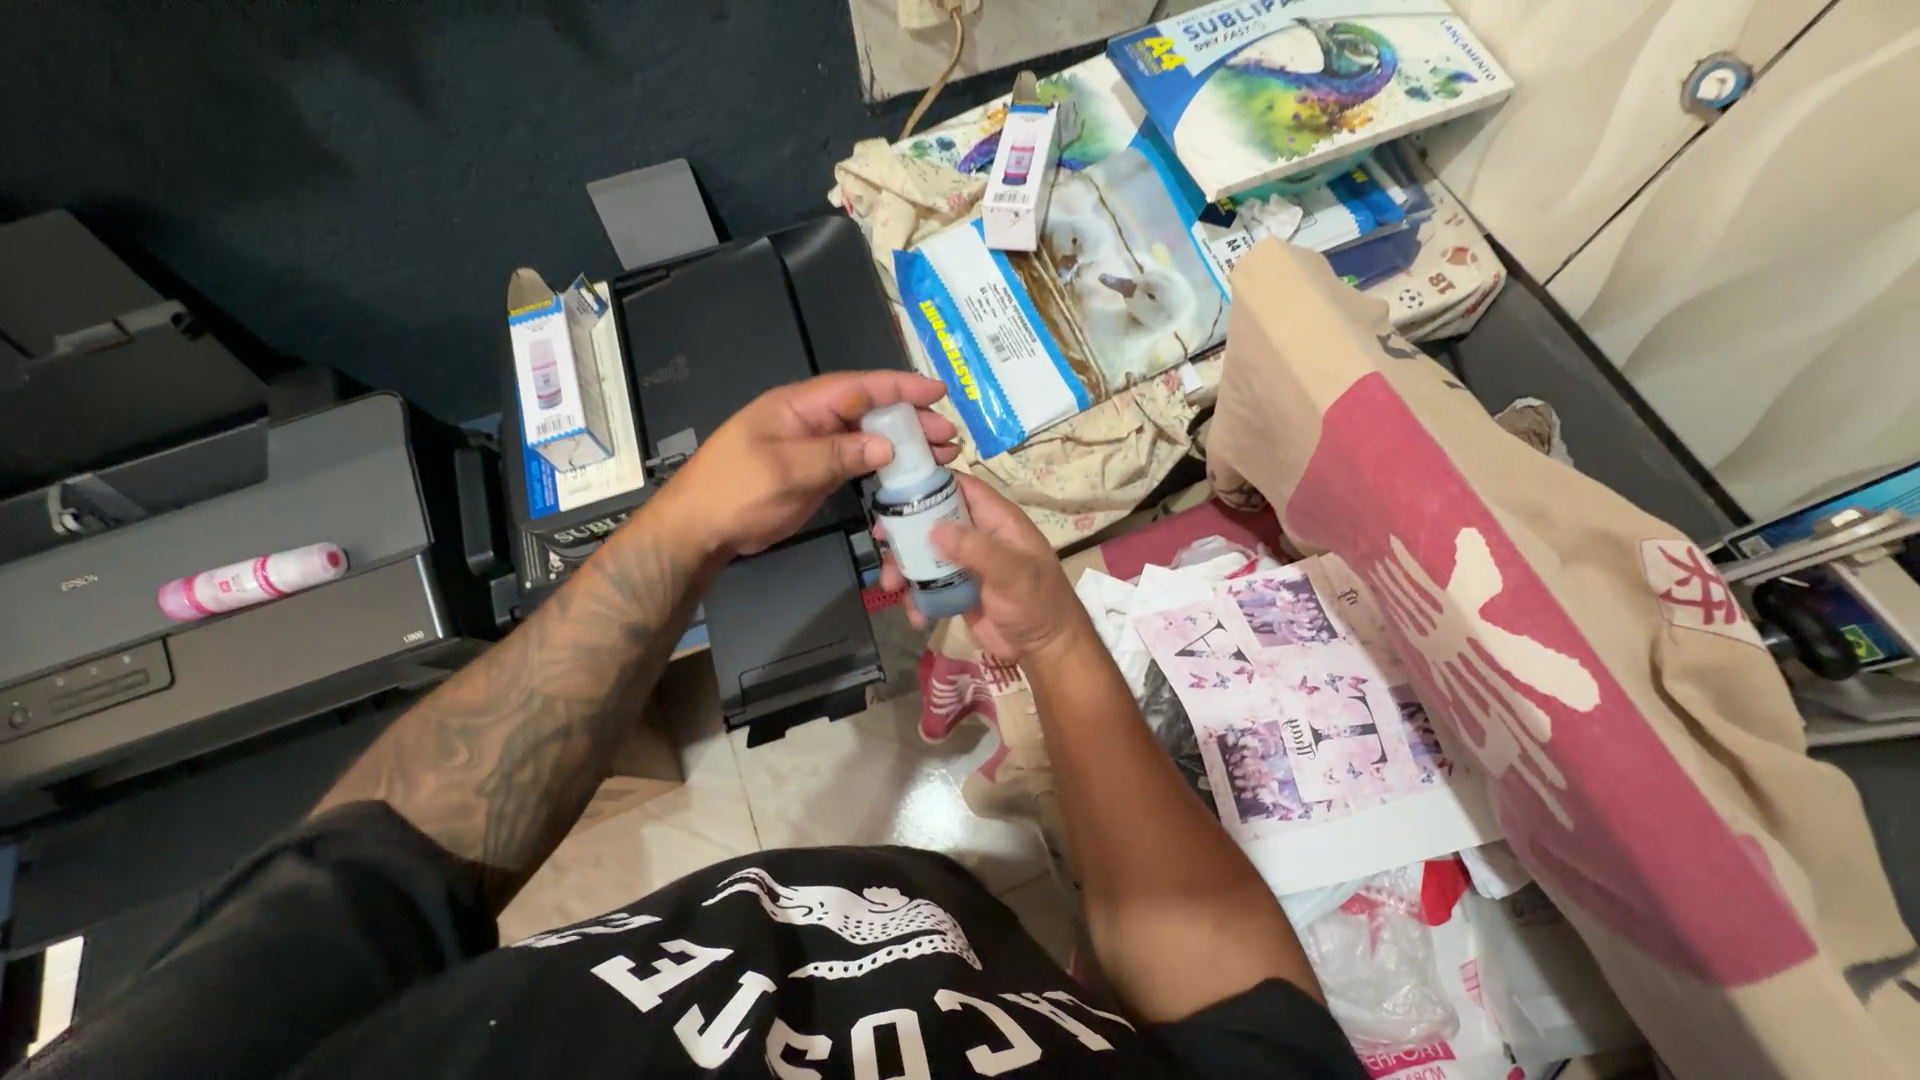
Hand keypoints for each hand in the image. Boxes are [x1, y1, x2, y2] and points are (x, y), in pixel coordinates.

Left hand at [660, 371, 958, 557]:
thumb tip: (887, 444)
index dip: (899, 387)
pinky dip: (885, 466)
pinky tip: (909, 475)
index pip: (858, 388)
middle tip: (950, 437)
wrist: (700, 528)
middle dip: (912, 420)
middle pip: (870, 411)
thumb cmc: (734, 492)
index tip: (937, 393)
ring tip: (943, 455)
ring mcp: (815, 447)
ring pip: (868, 437)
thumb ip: (836, 455)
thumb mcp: (784, 470)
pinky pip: (858, 461)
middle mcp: (811, 420)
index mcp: (799, 406)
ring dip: (904, 444)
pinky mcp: (817, 472)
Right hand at [880, 473, 1091, 661]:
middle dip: (905, 532)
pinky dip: (917, 598)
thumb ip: (976, 549)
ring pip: (925, 554)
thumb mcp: (1012, 573)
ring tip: (891, 586)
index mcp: (997, 520)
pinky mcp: (958, 590)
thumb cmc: (1038, 604)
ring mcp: (966, 564)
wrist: (1046, 649)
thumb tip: (934, 529)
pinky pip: (929, 586)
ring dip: (904, 568)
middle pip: (933, 520)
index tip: (895, 492)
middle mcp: (980, 536)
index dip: (929, 484)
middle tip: (881, 542)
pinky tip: (916, 616)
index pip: (960, 487)